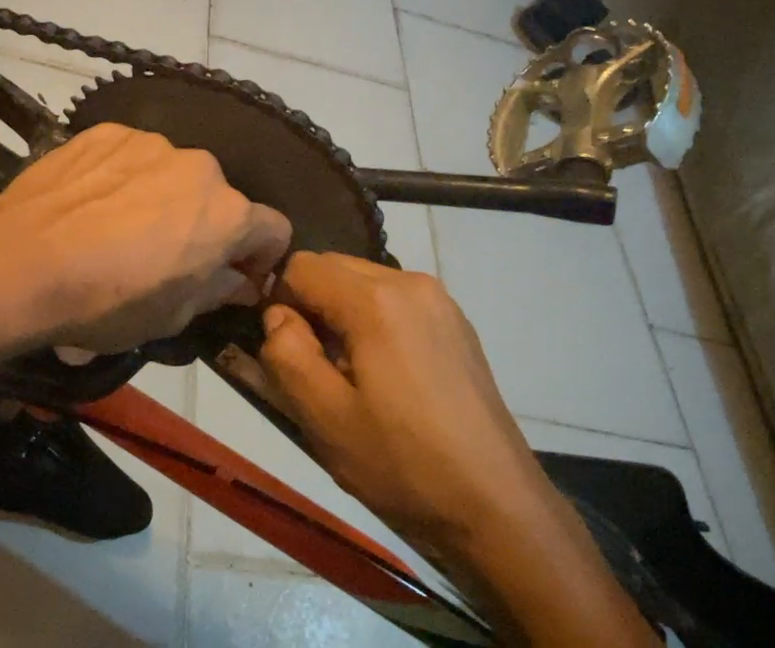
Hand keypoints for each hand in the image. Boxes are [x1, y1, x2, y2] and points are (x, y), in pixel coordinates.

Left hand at [0, 124, 292, 352]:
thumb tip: (240, 281)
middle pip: (218, 198)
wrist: (25, 258)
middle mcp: (200, 167)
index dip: (262, 257)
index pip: (274, 229)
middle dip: (204, 225)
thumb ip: (218, 291)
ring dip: (162, 197)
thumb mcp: (173, 317)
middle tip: (166, 256)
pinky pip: (130, 157)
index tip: (236, 276)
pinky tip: (91, 204)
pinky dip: (123, 177)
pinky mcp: (107, 132)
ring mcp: (151, 143)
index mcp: (229, 214)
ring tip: (117, 227)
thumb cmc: (108, 300)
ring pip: (172, 173)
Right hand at [249, 253, 543, 544]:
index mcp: (376, 299)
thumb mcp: (324, 418)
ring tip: (352, 380)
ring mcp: (441, 302)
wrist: (497, 506)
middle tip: (317, 372)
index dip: (279, 305)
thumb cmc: (403, 464)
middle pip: (334, 268)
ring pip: (365, 284)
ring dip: (343, 317)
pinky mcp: (457, 325)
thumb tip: (277, 316)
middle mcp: (411, 283)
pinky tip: (388, 380)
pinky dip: (376, 325)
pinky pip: (396, 303)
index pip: (300, 267)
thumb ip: (286, 354)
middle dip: (312, 308)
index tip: (288, 356)